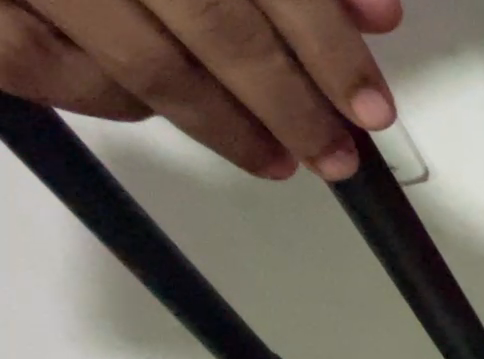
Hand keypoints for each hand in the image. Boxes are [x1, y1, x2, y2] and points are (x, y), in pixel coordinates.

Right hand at [0, 0, 401, 179]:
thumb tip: (375, 13)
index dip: (331, 51)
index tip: (372, 111)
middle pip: (219, 28)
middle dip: (292, 107)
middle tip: (334, 155)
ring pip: (150, 64)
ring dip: (228, 127)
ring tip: (280, 160)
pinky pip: (49, 67)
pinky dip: (116, 101)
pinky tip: (158, 114)